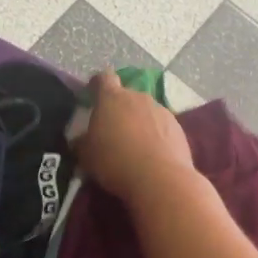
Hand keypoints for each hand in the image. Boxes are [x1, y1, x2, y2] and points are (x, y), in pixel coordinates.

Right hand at [72, 70, 193, 202]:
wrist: (160, 179)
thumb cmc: (115, 161)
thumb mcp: (86, 156)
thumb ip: (81, 142)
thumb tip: (80, 140)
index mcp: (111, 98)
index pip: (103, 78)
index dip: (96, 83)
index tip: (92, 93)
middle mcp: (138, 97)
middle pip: (126, 96)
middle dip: (119, 109)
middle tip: (112, 129)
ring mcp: (161, 110)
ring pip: (145, 111)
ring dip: (138, 122)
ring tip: (134, 145)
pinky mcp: (178, 127)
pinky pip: (161, 126)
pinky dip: (155, 135)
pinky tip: (152, 154)